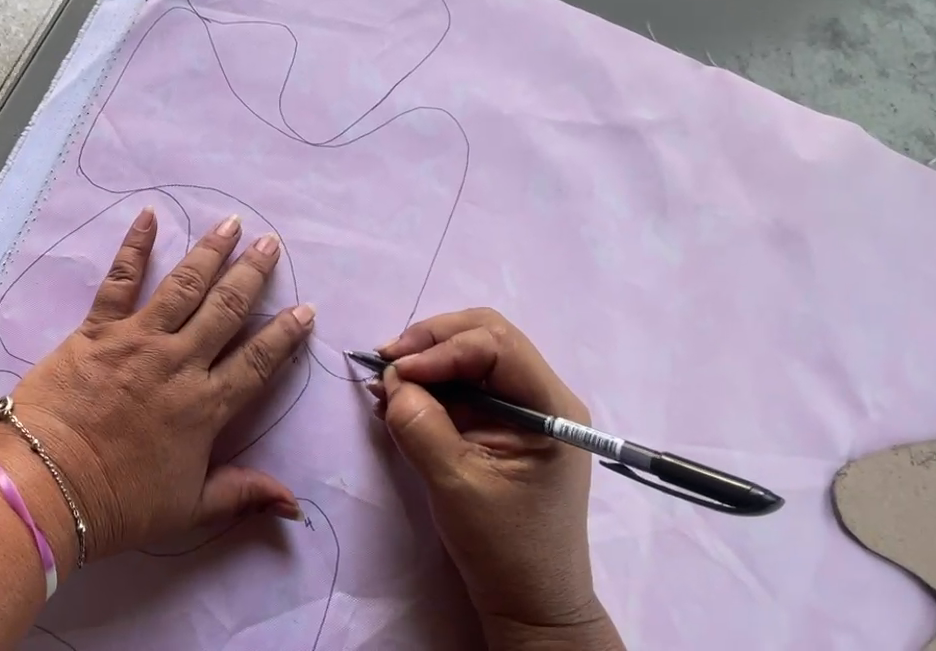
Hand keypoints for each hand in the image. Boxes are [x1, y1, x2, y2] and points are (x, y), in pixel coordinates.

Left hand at [0, 209, 315, 566]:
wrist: (49, 482)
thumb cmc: (118, 502)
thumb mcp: (189, 509)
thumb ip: (242, 495)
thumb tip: (294, 504)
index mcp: (205, 406)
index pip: (257, 362)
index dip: (284, 335)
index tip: (305, 309)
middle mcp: (179, 362)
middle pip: (225, 309)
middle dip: (252, 274)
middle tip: (271, 243)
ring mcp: (138, 339)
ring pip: (184, 286)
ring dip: (210, 251)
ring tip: (231, 223)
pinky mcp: (98, 328)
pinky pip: (121, 279)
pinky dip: (135, 245)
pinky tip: (148, 216)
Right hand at [372, 309, 622, 649]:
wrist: (528, 601)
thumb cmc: (502, 545)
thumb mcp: (453, 481)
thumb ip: (419, 421)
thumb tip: (392, 378)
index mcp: (550, 410)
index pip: (495, 344)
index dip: (441, 348)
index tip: (398, 373)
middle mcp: (541, 396)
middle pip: (483, 334)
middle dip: (429, 341)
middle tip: (386, 362)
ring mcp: (521, 407)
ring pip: (468, 351)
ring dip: (424, 358)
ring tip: (385, 382)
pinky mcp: (499, 420)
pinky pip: (460, 380)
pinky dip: (426, 380)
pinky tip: (397, 398)